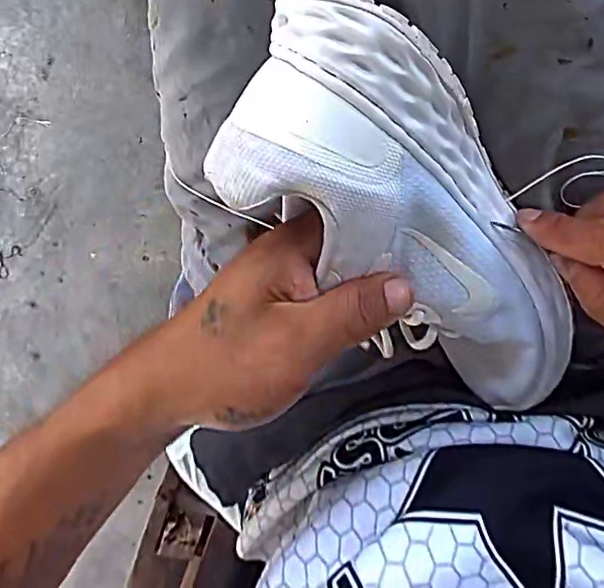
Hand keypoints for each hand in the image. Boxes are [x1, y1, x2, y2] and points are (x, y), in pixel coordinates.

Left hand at [117, 211, 411, 431]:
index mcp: (289, 243)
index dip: (392, 224)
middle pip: (347, 237)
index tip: (434, 237)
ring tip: (413, 282)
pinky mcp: (276, 292)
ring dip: (366, 275)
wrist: (167, 389)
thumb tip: (406, 283)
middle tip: (436, 263)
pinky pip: (322, 281)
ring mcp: (278, 269)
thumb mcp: (298, 343)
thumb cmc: (228, 364)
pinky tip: (370, 304)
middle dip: (385, 251)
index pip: (351, 214)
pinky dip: (346, 291)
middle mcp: (284, 246)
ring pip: (335, 262)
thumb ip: (352, 312)